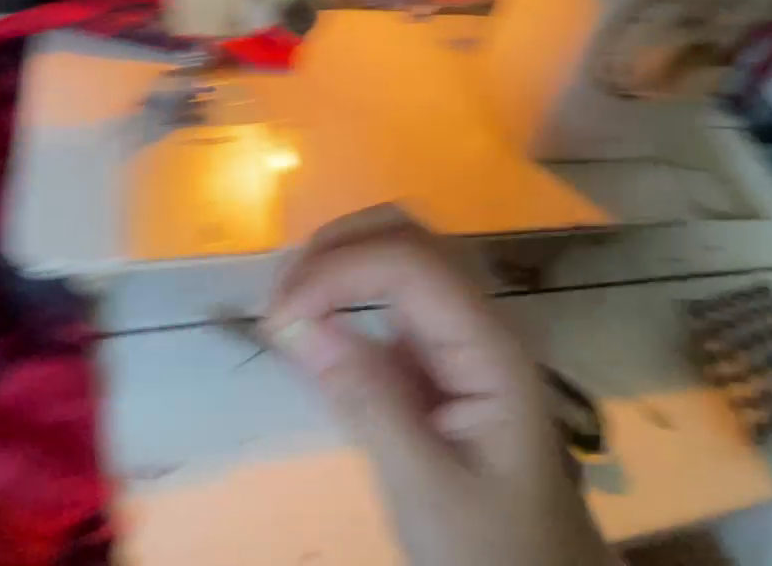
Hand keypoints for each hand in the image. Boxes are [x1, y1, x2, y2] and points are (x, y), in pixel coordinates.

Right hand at [265, 205, 612, 565]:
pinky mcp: (443, 343)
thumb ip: (368, 403)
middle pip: (409, 236)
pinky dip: (347, 288)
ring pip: (400, 252)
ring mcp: (464, 325)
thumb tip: (296, 324)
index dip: (338, 269)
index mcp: (490, 344)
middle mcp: (481, 315)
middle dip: (336, 249)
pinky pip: (393, 291)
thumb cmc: (493, 541)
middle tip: (278, 302)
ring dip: (339, 260)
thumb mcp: (426, 489)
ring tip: (287, 306)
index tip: (278, 317)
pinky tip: (315, 319)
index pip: (411, 263)